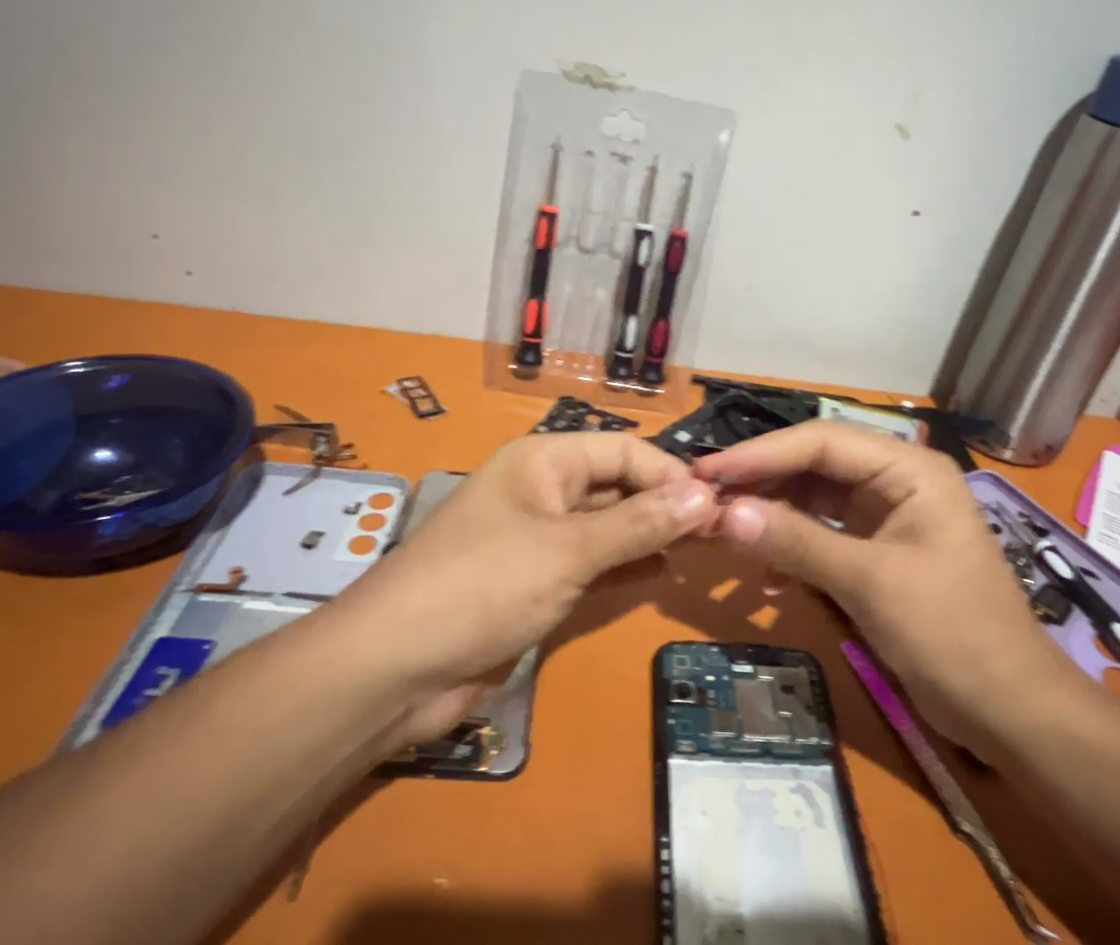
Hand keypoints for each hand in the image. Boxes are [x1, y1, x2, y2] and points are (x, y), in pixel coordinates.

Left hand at [337, 433, 714, 738]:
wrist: (396, 668)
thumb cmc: (482, 587)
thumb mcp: (567, 550)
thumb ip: (639, 524)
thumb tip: (705, 495)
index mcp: (542, 462)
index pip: (623, 451)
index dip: (671, 474)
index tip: (719, 506)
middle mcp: (542, 492)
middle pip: (617, 486)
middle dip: (666, 506)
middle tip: (723, 533)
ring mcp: (538, 541)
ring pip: (608, 528)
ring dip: (652, 536)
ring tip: (705, 553)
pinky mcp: (536, 585)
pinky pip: (593, 565)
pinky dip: (627, 566)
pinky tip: (664, 575)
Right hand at [692, 421, 1075, 750]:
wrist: (1008, 708)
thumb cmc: (951, 634)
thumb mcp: (869, 582)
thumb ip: (797, 542)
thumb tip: (724, 513)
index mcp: (909, 471)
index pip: (821, 443)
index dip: (759, 455)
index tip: (704, 473)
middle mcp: (898, 484)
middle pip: (815, 468)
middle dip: (761, 485)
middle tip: (703, 504)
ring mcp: (890, 522)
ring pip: (816, 504)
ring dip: (773, 520)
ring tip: (724, 538)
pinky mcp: (881, 558)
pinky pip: (825, 540)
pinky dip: (794, 553)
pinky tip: (770, 582)